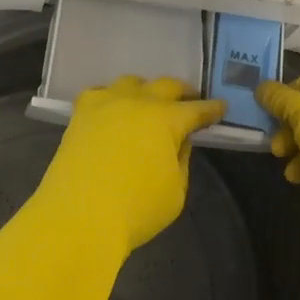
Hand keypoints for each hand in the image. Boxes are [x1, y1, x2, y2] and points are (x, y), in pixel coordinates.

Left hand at [36, 76, 225, 250]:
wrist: (79, 216)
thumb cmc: (135, 209)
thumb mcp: (176, 191)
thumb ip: (181, 159)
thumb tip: (178, 141)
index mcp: (165, 119)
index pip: (196, 109)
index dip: (211, 109)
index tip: (221, 107)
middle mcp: (136, 102)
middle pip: (164, 86)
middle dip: (182, 91)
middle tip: (190, 100)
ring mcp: (105, 104)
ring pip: (130, 83)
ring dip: (145, 90)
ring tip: (149, 102)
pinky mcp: (80, 115)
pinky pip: (99, 94)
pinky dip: (111, 98)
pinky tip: (113, 110)